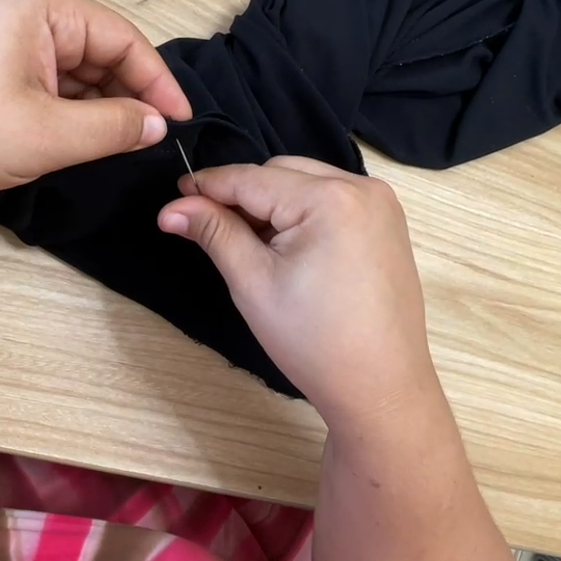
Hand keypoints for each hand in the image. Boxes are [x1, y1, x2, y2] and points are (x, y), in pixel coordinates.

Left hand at [0, 0, 192, 195]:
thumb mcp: (47, 137)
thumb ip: (114, 128)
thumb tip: (156, 125)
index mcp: (40, 6)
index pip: (122, 38)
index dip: (157, 82)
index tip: (179, 122)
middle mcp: (24, 8)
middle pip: (100, 50)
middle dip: (126, 96)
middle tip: (147, 141)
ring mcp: (4, 32)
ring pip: (76, 69)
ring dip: (96, 106)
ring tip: (109, 145)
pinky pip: (48, 79)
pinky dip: (68, 109)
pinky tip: (74, 139)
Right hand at [158, 158, 437, 423]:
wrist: (380, 387)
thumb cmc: (314, 341)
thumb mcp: (253, 283)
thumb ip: (214, 233)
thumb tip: (172, 209)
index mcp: (330, 199)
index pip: (253, 178)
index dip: (209, 186)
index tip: (173, 198)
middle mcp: (363, 187)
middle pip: (282, 173)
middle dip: (244, 196)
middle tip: (211, 229)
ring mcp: (381, 204)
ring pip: (307, 183)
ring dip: (273, 203)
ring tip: (252, 245)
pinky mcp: (388, 223)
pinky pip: (333, 199)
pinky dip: (304, 212)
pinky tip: (288, 248)